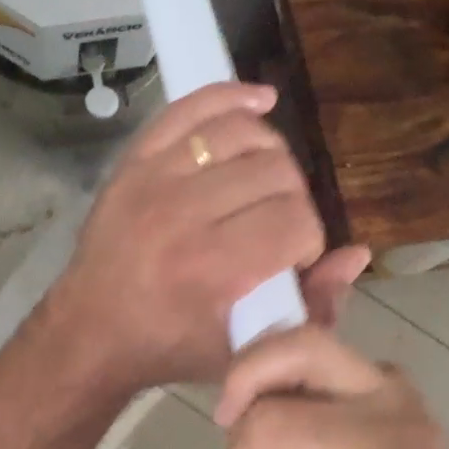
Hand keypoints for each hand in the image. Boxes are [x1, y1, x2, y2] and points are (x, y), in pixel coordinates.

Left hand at [45, 82, 367, 393]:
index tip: (293, 258)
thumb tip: (357, 253)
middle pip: (275, 173)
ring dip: (271, 154)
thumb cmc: (171, 347)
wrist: (92, 330)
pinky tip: (261, 102)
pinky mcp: (135, 160)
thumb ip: (310, 309)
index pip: (295, 220)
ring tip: (267, 183)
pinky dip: (231, 98)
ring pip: (242, 134)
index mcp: (210, 268)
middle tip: (278, 224)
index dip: (309, 238)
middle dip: (294, 199)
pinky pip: (191, 109)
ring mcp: (153, 180)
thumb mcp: (245, 350)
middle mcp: (181, 215)